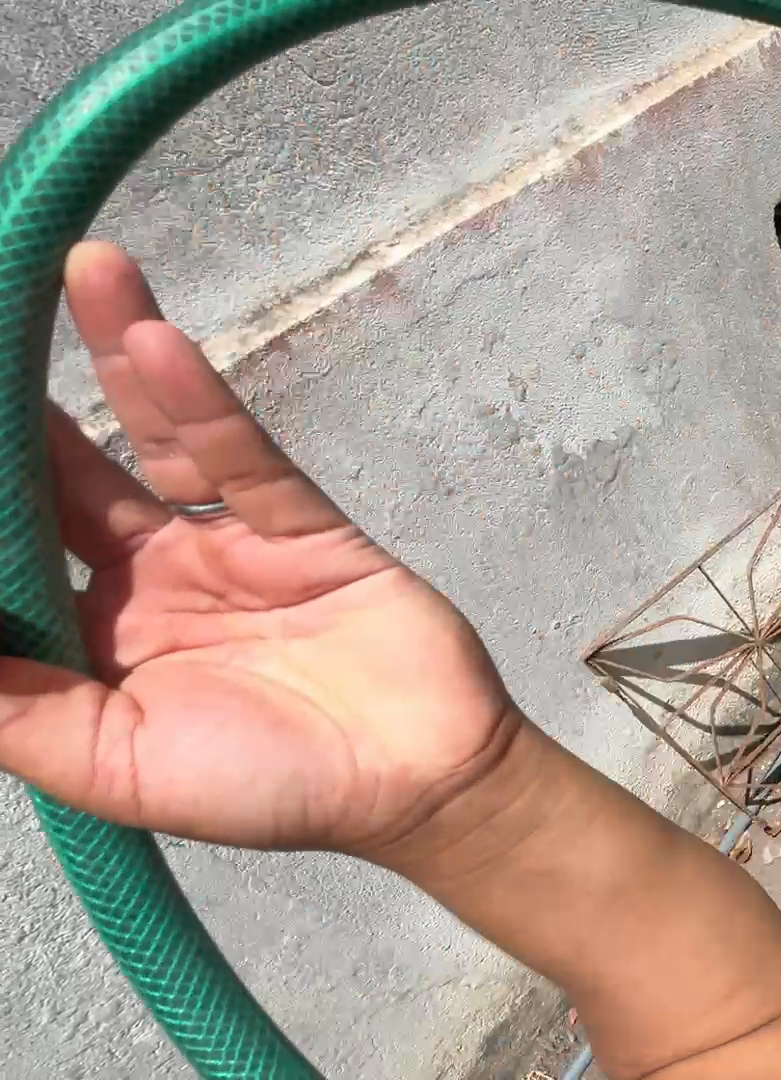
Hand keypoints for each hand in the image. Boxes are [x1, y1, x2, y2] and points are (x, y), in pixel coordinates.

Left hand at [0, 242, 520, 858]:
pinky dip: (208, 408)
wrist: (417, 780)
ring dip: (118, 363)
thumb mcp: (105, 761)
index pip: (5, 542)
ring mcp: (241, 547)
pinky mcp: (317, 533)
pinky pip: (253, 465)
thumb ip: (6, 694)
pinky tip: (159, 347)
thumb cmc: (264, 784)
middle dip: (19, 401)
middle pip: (67, 472)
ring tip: (78, 274)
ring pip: (166, 444)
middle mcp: (157, 578)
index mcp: (95, 635)